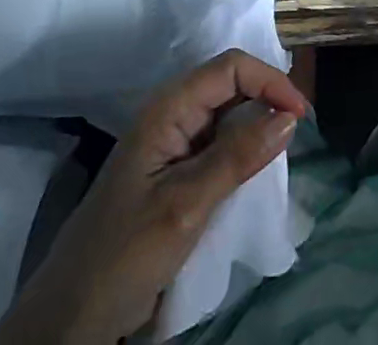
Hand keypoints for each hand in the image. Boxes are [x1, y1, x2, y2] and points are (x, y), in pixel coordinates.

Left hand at [0, 49, 307, 344]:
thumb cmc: (126, 251)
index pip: (229, 68)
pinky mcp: (176, 167)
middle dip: (267, 94)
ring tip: (288, 144)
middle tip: (301, 129)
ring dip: (258, 119)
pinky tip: (261, 164)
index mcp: (167, 108)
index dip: (269, 80)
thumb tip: (289, 117)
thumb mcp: (186, 205)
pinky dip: (245, 144)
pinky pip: (219, 139)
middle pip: (228, 82)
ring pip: (226, 110)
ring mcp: (173, 140)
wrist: (75, 308)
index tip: (301, 117)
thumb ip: (236, 157)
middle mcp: (171, 114)